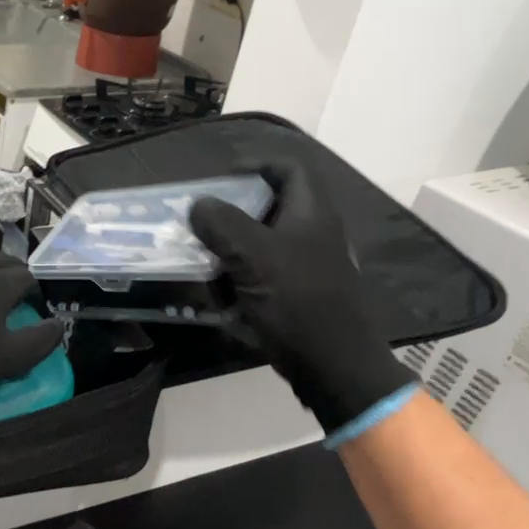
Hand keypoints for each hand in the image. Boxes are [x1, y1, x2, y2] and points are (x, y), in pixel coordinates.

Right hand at [189, 135, 415, 434]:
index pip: (288, 169)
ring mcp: (306, 266)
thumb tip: (198, 204)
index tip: (221, 179)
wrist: (330, 362)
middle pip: (272, 207)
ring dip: (231, 247)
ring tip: (199, 254)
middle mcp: (312, 233)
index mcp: (310, 213)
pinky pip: (262, 275)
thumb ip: (222, 224)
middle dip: (234, 212)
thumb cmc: (296, 300)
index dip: (257, 166)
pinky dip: (238, 277)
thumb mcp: (253, 256)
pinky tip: (214, 291)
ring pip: (263, 244)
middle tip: (201, 221)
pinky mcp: (296, 295)